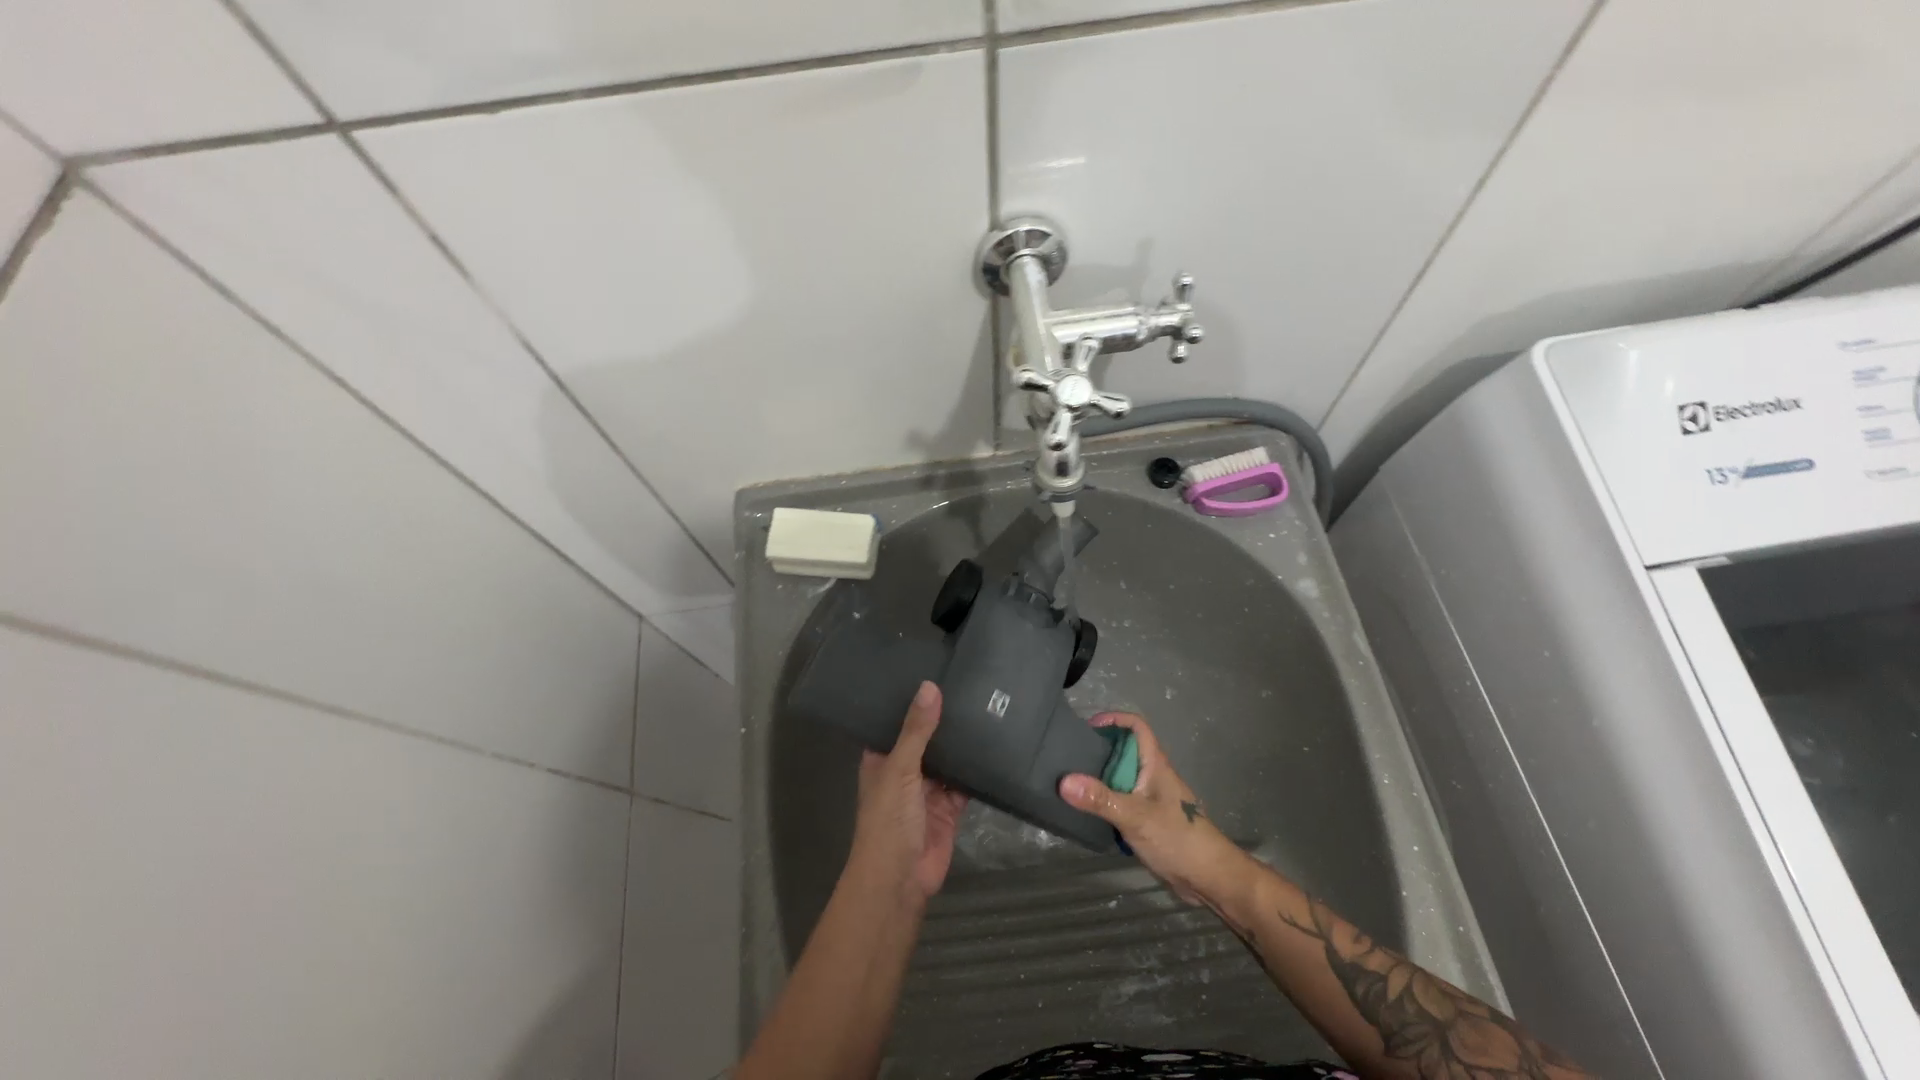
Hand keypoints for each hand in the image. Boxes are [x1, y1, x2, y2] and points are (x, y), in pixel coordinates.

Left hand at [848, 681, 970, 904]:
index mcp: (882, 759)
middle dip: (942, 720)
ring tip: (988, 705)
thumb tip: (930, 687)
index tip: (932, 669)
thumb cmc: (888, 820)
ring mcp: (928, 791)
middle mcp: (904, 771)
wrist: (900, 879)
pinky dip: (978, 772)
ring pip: (948, 761)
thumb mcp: (900, 769)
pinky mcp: (949, 809)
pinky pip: (966, 785)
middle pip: (925, 740)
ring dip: (962, 744)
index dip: (910, 701)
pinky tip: (996, 746)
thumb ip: (916, 731)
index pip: (895, 722)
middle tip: (970, 682)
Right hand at [1059, 713, 1246, 904]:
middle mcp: (1153, 777)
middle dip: (1099, 748)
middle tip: (1068, 755)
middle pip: (1125, 750)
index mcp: (1155, 765)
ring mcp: (1151, 799)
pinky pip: (1121, 800)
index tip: (1087, 726)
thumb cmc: (1177, 838)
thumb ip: (1100, 799)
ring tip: (1069, 780)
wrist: (1207, 877)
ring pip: (1122, 777)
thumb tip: (1063, 781)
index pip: (1137, 727)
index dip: (1114, 719)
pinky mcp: (1147, 820)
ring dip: (1099, 776)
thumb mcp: (1135, 816)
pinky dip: (1104, 800)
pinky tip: (1085, 811)